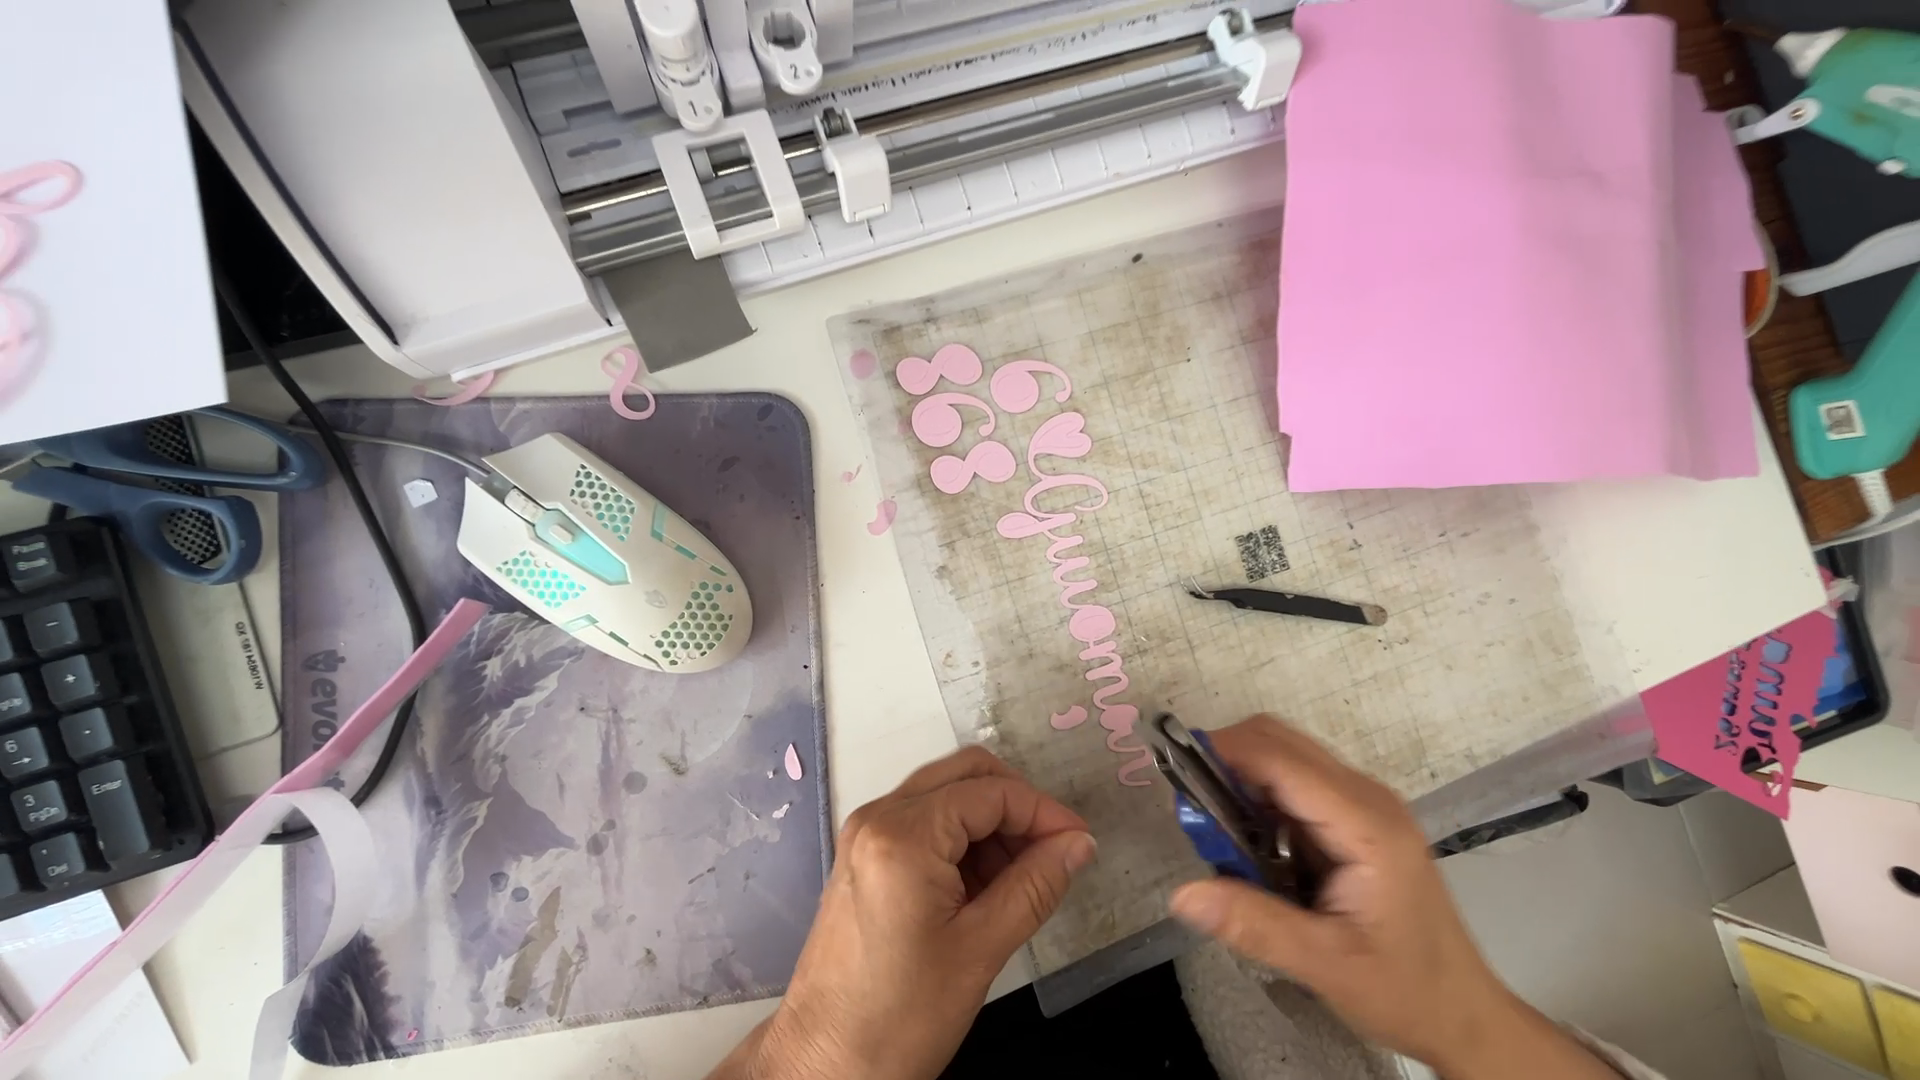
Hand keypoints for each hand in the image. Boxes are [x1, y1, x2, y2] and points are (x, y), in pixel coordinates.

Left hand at [710, 746, 1097, 1079]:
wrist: (824, 1065)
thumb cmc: (901, 1015)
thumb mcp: (980, 949)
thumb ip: (1036, 885)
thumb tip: (1080, 843)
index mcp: (903, 833)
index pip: (990, 792)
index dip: (1043, 811)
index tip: (1080, 843)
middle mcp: (878, 816)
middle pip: (964, 775)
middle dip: (1017, 805)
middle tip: (1053, 851)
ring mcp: (866, 833)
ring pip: (945, 794)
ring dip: (991, 821)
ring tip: (1022, 877)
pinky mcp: (864, 855)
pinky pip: (924, 821)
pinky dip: (962, 838)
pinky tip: (986, 883)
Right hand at [1167, 716, 1617, 1079]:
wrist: (1465, 1014)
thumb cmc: (1405, 989)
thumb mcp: (1325, 966)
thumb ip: (1254, 925)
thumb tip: (1182, 894)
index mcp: (1365, 823)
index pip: (1280, 757)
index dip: (1222, 753)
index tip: (1175, 776)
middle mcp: (1364, 796)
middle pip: (1278, 740)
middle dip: (1225, 759)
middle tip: (1192, 809)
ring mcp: (1361, 802)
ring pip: (1283, 754)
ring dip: (1239, 777)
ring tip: (1214, 829)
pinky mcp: (1353, 816)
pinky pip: (1291, 781)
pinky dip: (1257, 795)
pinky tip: (1247, 842)